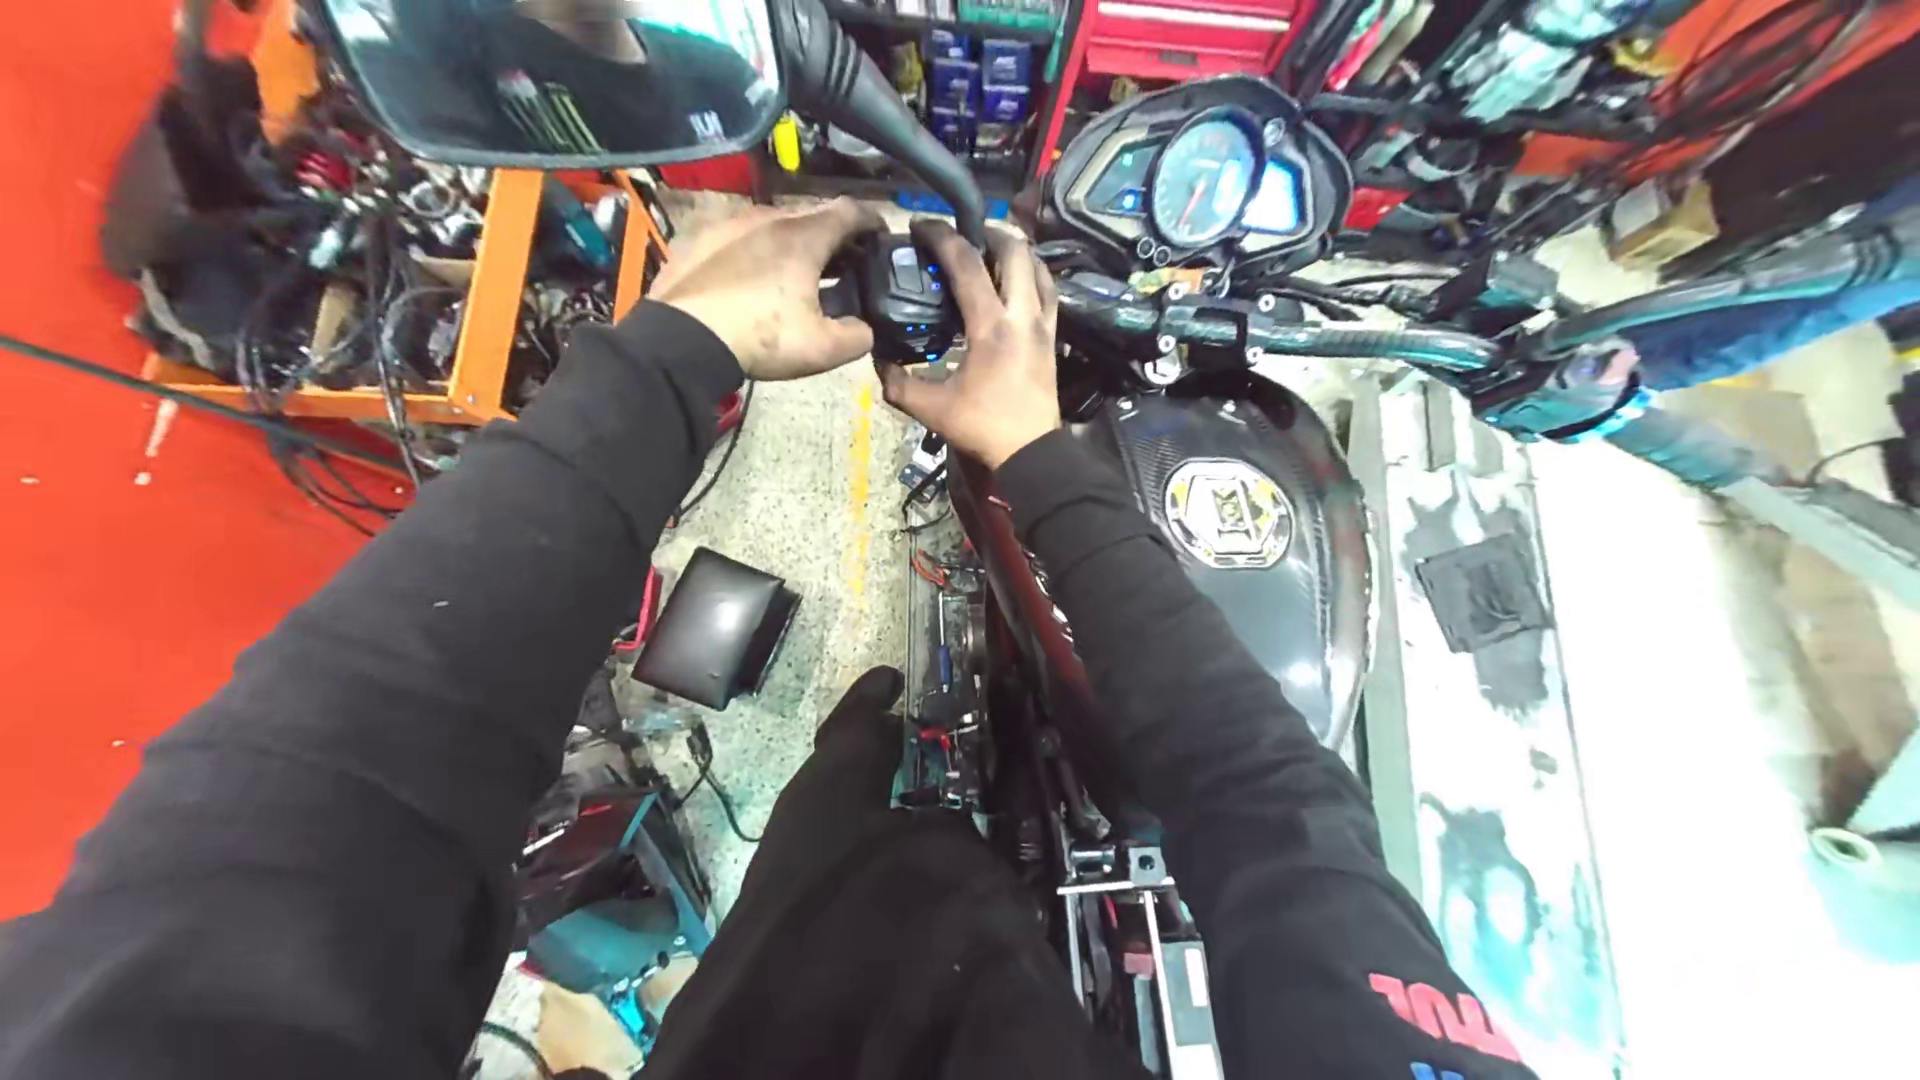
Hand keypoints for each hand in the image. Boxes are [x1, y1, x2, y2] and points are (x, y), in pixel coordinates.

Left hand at [650, 197, 886, 379]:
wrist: (684, 339)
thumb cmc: (761, 337)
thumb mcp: (824, 348)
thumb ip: (858, 337)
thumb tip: (864, 330)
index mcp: (803, 237)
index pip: (850, 211)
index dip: (872, 221)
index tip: (881, 234)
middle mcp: (767, 217)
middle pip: (812, 217)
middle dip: (835, 237)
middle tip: (846, 264)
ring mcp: (729, 224)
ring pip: (775, 225)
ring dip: (795, 244)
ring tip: (802, 273)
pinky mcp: (700, 239)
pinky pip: (741, 239)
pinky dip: (759, 252)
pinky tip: (757, 279)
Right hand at [878, 219, 1059, 468]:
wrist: (1031, 452)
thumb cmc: (983, 427)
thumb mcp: (932, 409)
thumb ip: (899, 383)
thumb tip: (879, 361)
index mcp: (991, 326)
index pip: (966, 263)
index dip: (941, 236)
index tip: (922, 226)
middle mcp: (1023, 316)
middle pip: (1014, 250)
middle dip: (987, 232)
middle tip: (964, 236)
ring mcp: (1044, 325)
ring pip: (1038, 267)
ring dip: (1015, 251)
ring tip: (991, 253)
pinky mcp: (1053, 339)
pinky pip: (1049, 292)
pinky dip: (1033, 276)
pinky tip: (1018, 283)